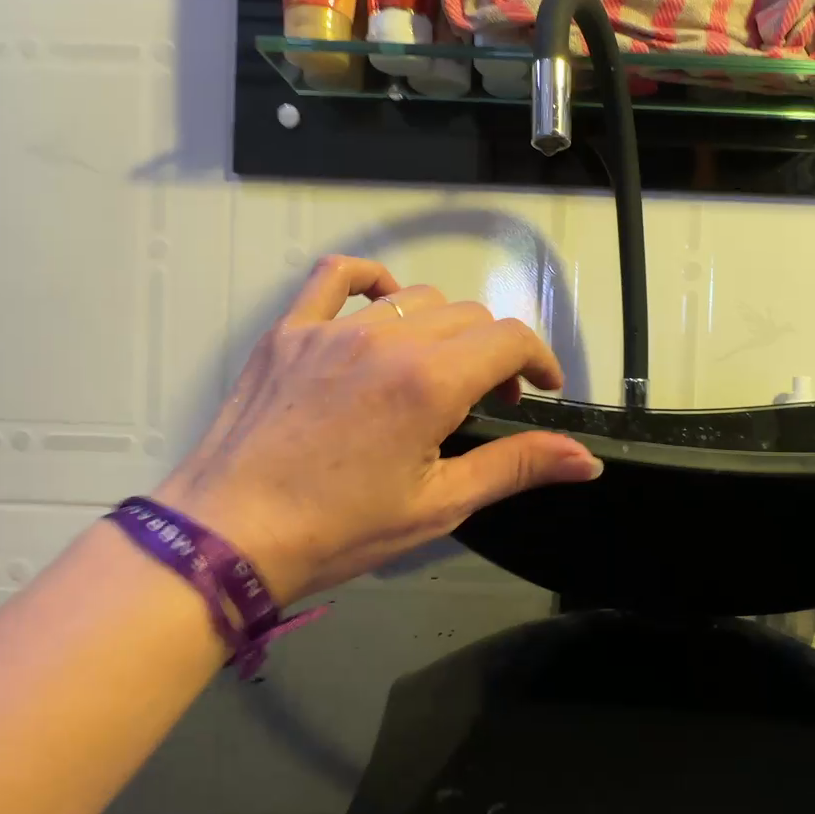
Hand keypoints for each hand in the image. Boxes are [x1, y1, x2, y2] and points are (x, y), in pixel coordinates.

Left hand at [153, 256, 602, 605]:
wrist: (227, 536)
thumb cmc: (338, 531)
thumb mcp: (438, 505)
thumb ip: (515, 467)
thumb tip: (587, 460)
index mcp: (429, 383)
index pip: (509, 339)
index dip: (540, 360)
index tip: (543, 390)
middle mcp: (387, 340)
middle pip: (468, 317)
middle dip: (494, 353)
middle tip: (487, 402)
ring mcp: (332, 330)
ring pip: (416, 300)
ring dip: (444, 328)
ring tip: (436, 372)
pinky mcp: (289, 332)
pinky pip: (336, 277)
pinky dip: (370, 281)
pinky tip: (382, 307)